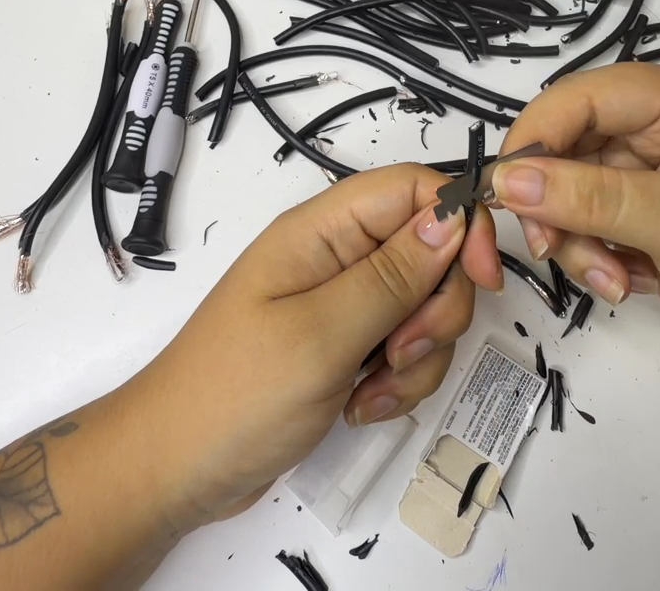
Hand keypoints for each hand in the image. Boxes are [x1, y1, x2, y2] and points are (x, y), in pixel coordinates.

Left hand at [121, 163, 484, 531]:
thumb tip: (453, 216)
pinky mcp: (347, 344)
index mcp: (323, 230)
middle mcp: (338, 256)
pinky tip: (360, 406)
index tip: (484, 278)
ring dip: (416, 356)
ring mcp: (343, 302)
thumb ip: (393, 275)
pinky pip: (404, 348)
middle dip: (435, 308)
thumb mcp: (321, 333)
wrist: (176, 471)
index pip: (413, 189)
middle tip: (401, 350)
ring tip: (369, 390)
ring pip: (424, 306)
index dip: (460, 221)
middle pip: (431, 251)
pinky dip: (397, 381)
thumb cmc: (236, 393)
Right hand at [487, 63, 659, 356]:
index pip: (581, 97)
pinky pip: (575, 221)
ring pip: (559, 188)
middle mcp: (649, 126)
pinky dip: (585, 256)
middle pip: (561, 142)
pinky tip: (622, 282)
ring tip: (611, 278)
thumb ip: (595, 200)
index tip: (505, 189)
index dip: (537, 134)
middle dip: (551, 199)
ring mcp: (635, 171)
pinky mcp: (627, 212)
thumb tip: (506, 182)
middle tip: (549, 246)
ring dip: (572, 238)